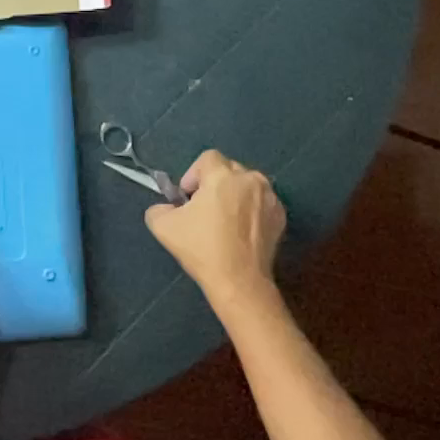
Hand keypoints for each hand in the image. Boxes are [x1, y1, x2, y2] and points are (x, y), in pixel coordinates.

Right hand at [144, 150, 286, 307]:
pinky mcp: (281, 216)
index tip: (188, 198)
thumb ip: (159, 208)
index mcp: (223, 176)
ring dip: (234, 195)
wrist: (239, 282)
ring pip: (247, 185)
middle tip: (203, 209)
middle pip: (229, 170)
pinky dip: (251, 210)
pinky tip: (242, 232)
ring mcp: (270, 198)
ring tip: (225, 220)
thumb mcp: (163, 227)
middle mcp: (250, 179)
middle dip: (214, 184)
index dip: (193, 174)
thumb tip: (168, 207)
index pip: (207, 158)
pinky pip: (261, 203)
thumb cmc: (202, 249)